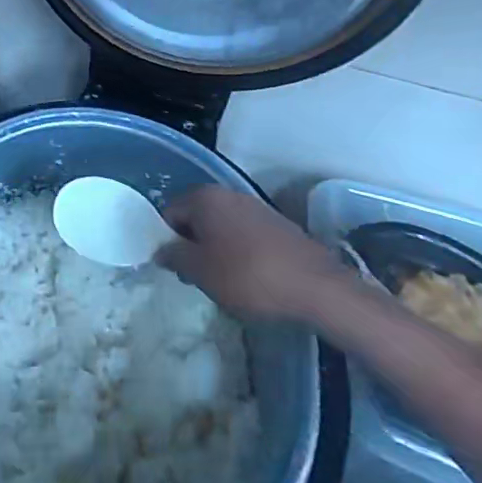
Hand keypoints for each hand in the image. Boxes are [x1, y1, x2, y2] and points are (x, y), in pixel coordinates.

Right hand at [154, 185, 346, 321]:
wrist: (319, 289)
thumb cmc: (248, 276)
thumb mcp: (200, 271)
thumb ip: (173, 256)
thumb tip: (162, 250)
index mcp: (204, 197)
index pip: (170, 213)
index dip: (168, 241)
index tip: (176, 268)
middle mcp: (228, 193)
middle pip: (197, 217)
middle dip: (193, 244)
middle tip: (198, 276)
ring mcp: (257, 207)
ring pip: (222, 226)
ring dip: (217, 249)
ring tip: (225, 280)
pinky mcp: (280, 225)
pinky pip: (246, 234)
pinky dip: (241, 251)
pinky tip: (251, 277)